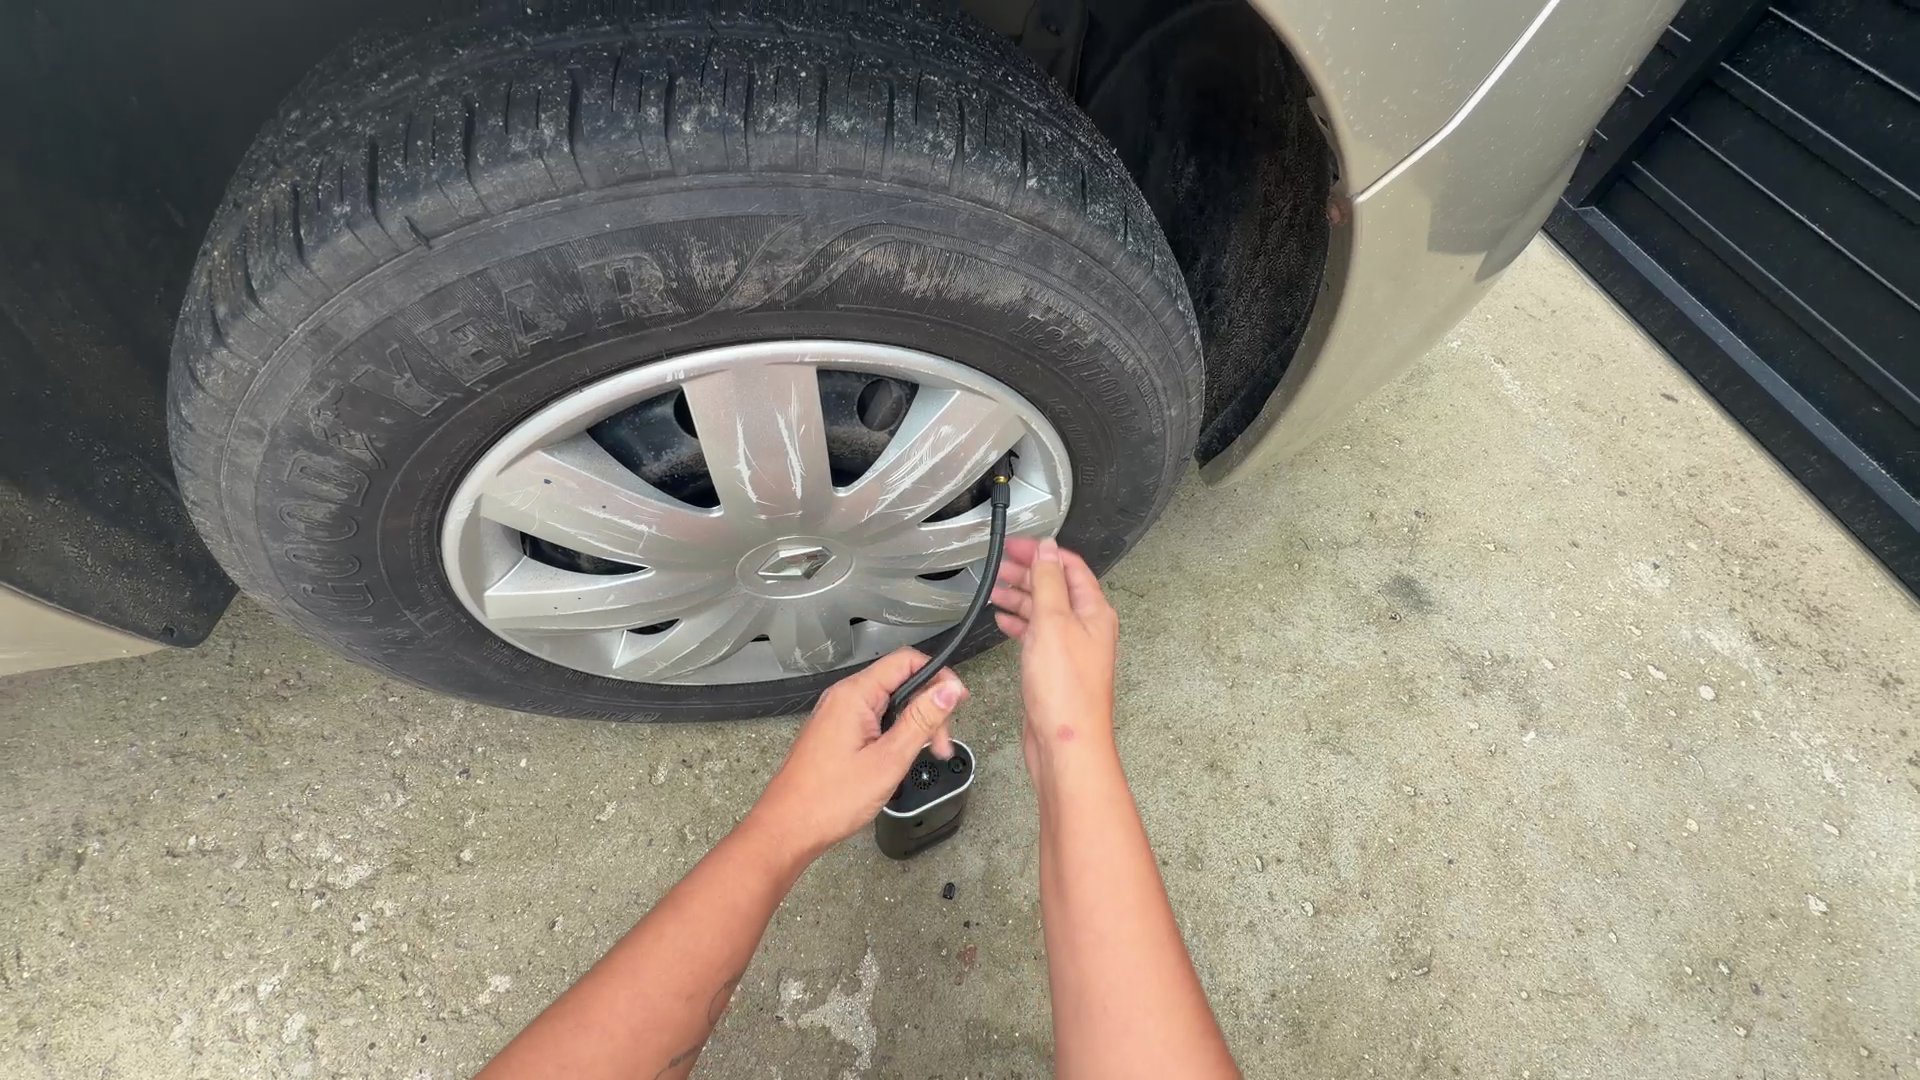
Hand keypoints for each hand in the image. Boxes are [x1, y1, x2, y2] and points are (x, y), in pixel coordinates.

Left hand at [745, 648, 968, 860]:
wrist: (786, 830)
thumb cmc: (829, 800)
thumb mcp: (888, 760)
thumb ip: (921, 720)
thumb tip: (949, 690)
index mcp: (855, 694)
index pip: (907, 661)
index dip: (938, 677)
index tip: (957, 702)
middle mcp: (844, 697)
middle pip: (901, 681)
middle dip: (928, 707)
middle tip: (942, 744)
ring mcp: (839, 714)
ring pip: (890, 702)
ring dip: (914, 723)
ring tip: (925, 754)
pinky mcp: (837, 731)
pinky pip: (875, 718)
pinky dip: (895, 733)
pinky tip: (901, 757)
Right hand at [990, 536, 1118, 769]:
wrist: (1066, 743)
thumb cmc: (1066, 691)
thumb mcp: (1053, 622)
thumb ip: (1048, 582)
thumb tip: (1047, 550)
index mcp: (1094, 612)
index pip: (1070, 567)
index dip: (1042, 552)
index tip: (1015, 546)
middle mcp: (1087, 628)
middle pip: (1056, 587)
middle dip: (1028, 572)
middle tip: (1001, 563)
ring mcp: (1071, 648)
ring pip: (1044, 610)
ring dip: (1020, 596)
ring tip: (995, 588)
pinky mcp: (1055, 667)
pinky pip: (1037, 634)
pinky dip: (1020, 623)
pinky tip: (1004, 620)